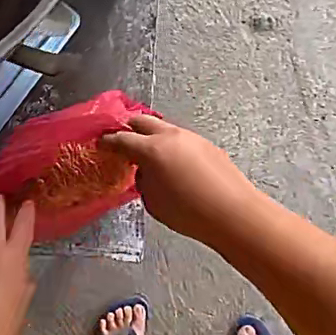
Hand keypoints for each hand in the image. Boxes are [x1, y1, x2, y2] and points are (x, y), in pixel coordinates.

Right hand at [99, 114, 265, 243]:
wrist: (233, 212)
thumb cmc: (189, 212)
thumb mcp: (153, 201)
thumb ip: (142, 180)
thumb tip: (144, 172)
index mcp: (152, 149)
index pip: (122, 138)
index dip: (108, 141)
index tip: (102, 143)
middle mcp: (171, 136)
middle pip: (142, 121)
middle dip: (128, 128)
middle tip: (120, 139)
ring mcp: (191, 138)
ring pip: (164, 128)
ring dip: (152, 136)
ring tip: (147, 153)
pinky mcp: (207, 145)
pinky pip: (181, 140)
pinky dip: (170, 146)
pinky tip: (172, 163)